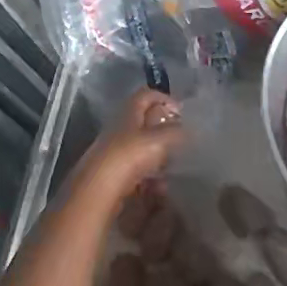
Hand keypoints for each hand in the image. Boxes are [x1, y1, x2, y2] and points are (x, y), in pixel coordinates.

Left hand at [73, 88, 184, 207]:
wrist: (99, 190)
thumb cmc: (130, 155)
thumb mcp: (160, 138)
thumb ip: (176, 131)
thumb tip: (188, 129)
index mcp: (129, 113)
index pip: (146, 95)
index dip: (164, 99)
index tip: (181, 112)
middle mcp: (118, 129)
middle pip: (143, 122)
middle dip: (162, 130)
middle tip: (180, 140)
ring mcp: (113, 152)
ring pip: (140, 148)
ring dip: (157, 156)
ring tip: (171, 167)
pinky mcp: (112, 175)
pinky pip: (136, 171)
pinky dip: (149, 176)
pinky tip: (159, 187)